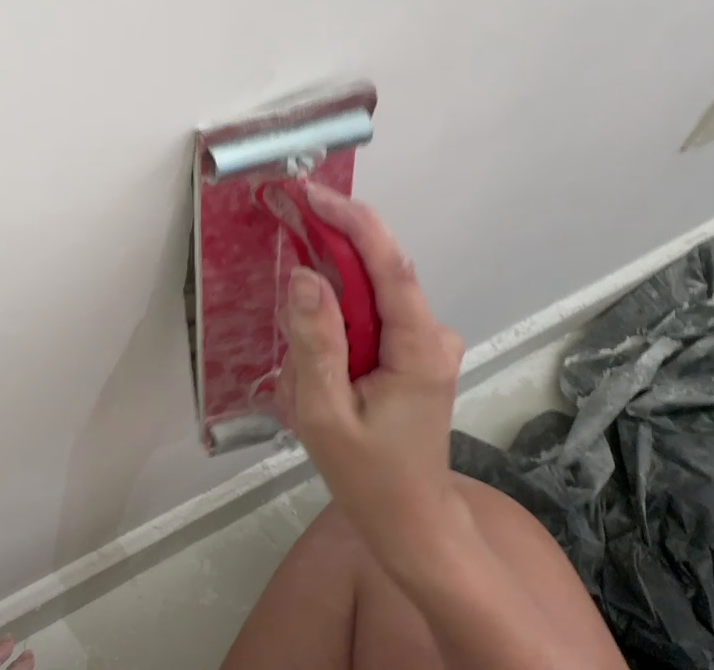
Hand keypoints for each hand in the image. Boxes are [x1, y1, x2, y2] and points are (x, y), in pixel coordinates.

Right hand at [275, 183, 465, 573]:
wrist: (410, 519)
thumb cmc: (368, 473)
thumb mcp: (325, 413)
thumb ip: (315, 342)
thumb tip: (304, 275)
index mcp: (418, 349)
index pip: (388, 266)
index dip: (351, 221)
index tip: (309, 193)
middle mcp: (432, 335)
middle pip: (378, 270)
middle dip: (329, 240)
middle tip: (282, 217)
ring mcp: (425, 342)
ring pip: (370, 290)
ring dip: (328, 278)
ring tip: (294, 310)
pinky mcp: (412, 350)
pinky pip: (369, 309)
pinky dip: (337, 301)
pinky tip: (311, 332)